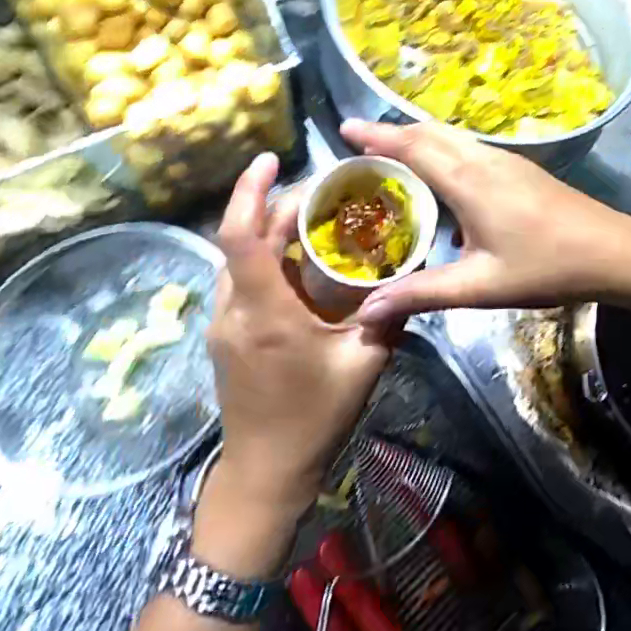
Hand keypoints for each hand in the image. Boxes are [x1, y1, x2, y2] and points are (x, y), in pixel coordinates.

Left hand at [205, 153, 393, 523]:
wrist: (265, 471)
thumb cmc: (313, 420)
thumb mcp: (362, 367)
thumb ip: (387, 319)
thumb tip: (408, 283)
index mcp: (264, 313)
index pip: (241, 235)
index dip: (250, 190)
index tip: (269, 159)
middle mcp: (233, 310)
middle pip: (243, 240)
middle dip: (275, 208)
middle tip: (319, 195)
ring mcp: (222, 323)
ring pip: (239, 261)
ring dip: (268, 235)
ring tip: (311, 224)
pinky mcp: (224, 336)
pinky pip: (240, 283)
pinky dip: (265, 263)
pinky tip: (299, 270)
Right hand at [340, 120, 630, 324]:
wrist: (617, 254)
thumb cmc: (546, 267)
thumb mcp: (479, 286)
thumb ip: (420, 294)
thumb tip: (366, 312)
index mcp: (468, 180)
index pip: (411, 146)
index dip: (376, 135)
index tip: (345, 127)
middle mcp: (483, 160)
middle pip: (428, 133)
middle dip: (391, 132)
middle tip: (360, 143)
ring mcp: (505, 161)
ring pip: (449, 137)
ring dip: (416, 139)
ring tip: (391, 156)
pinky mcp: (519, 170)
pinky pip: (466, 148)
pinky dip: (439, 150)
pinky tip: (439, 179)